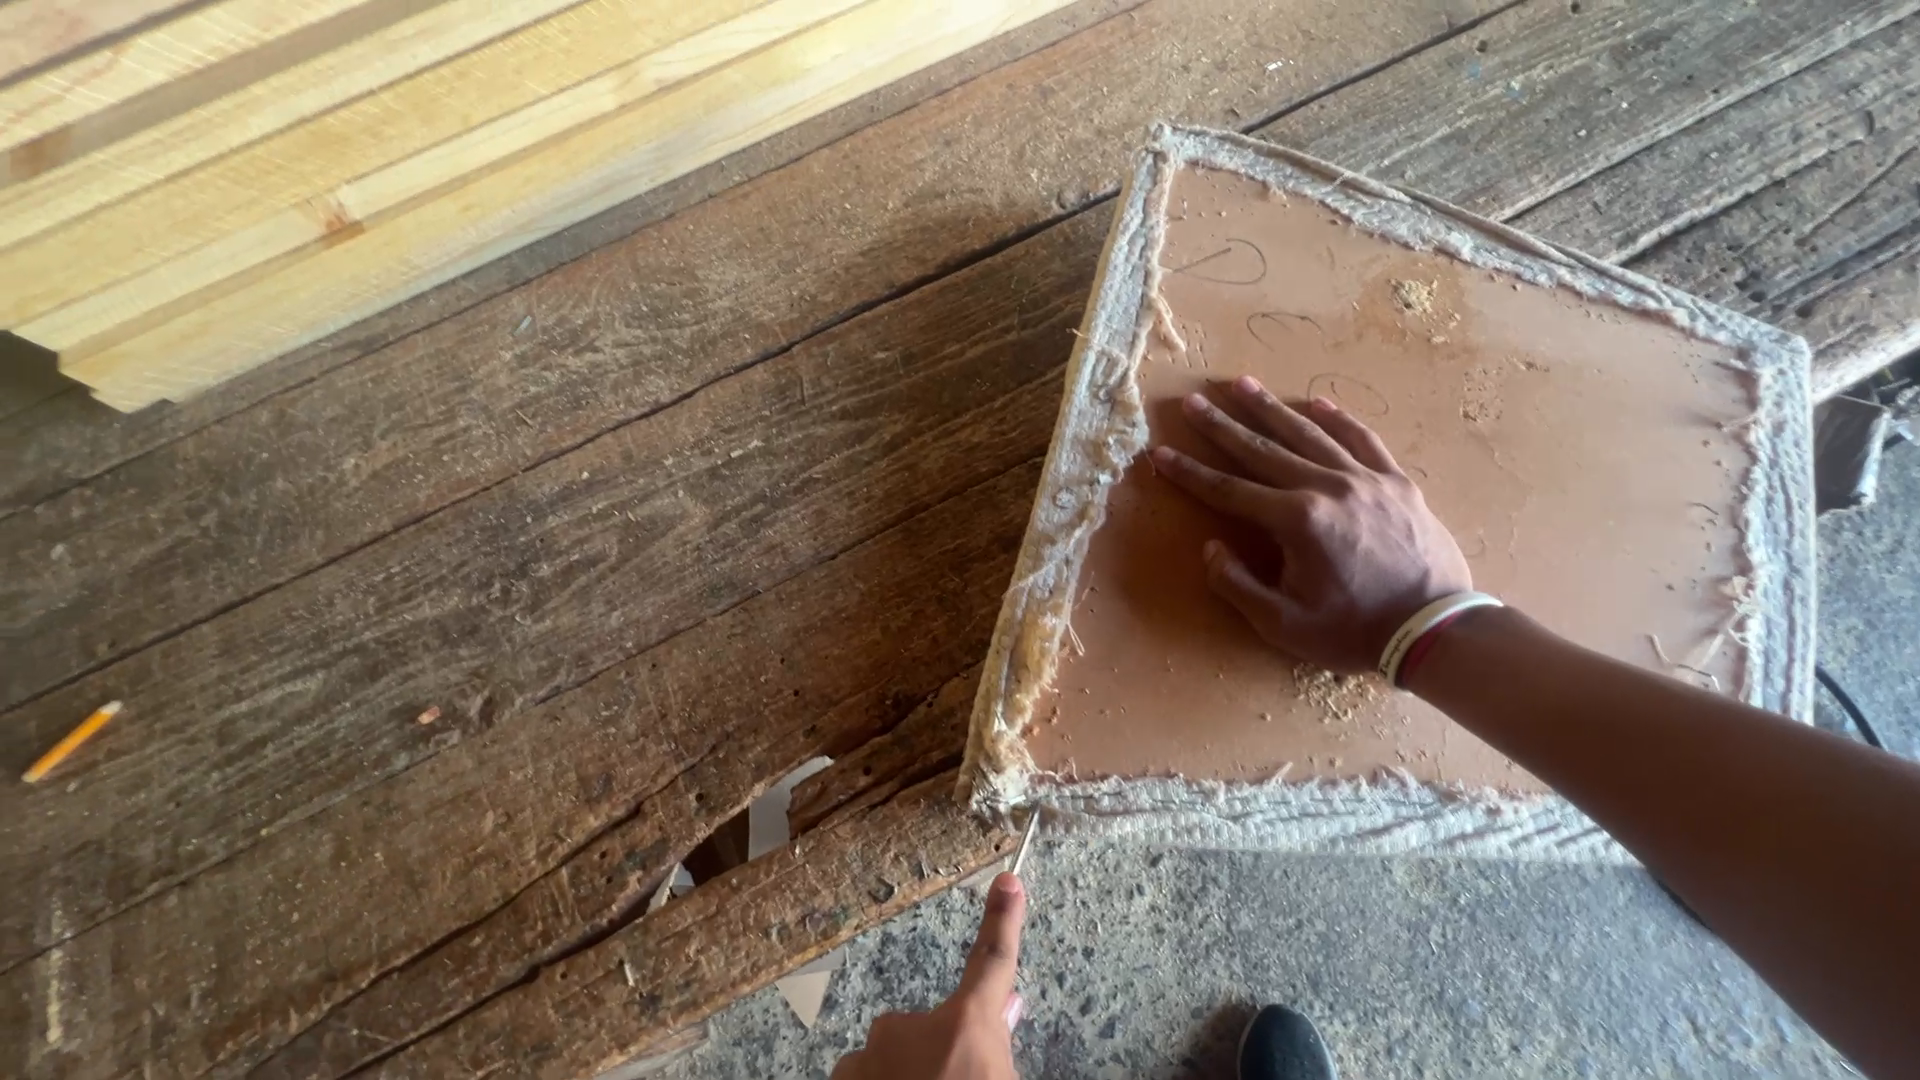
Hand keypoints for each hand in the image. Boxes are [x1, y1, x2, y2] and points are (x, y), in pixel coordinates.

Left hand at [831, 873, 1026, 1078]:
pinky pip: (864, 1072)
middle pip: (933, 1027)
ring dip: (905, 1072)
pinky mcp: (842, 1077)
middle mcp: (910, 1030)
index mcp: (964, 1029)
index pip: (993, 962)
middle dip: (942, 1050)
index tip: (1008, 880)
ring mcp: (869, 1055)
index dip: (1002, 920)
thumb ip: (997, 1047)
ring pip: (893, 1054)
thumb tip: (1006, 1008)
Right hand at [1149, 375, 1469, 672]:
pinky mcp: (1397, 483)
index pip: (1228, 490)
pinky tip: (1317, 403)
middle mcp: (1327, 488)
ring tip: (1243, 385)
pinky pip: (1363, 440)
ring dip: (1271, 408)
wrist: (1436, 631)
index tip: (1161, 453)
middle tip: (1193, 401)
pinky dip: (1338, 419)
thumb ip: (1237, 584)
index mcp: (1296, 521)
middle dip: (1222, 426)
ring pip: (1309, 434)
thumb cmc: (1353, 632)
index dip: (1190, 473)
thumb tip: (1212, 548)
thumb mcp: (1281, 624)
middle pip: (1262, 450)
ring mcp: (1366, 480)